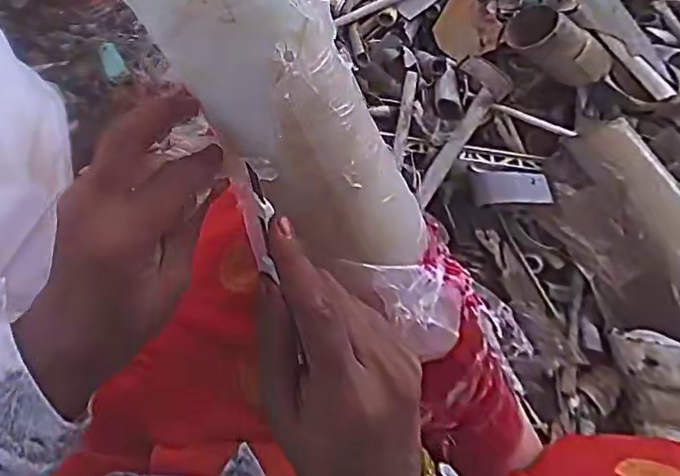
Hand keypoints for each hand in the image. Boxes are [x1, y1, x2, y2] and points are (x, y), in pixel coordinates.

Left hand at [13, 87, 224, 416]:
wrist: (61, 337)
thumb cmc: (123, 324)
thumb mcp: (170, 285)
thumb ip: (189, 226)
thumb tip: (215, 179)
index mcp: (124, 233)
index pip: (171, 180)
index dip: (201, 161)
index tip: (223, 148)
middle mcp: (95, 201)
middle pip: (127, 137)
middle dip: (161, 109)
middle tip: (193, 95)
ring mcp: (77, 192)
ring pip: (113, 139)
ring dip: (146, 118)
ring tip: (179, 104)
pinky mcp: (73, 192)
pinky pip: (108, 156)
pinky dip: (134, 140)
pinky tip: (158, 137)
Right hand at [257, 215, 424, 475]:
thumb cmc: (321, 454)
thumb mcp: (281, 409)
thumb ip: (274, 343)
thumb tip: (270, 281)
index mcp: (348, 389)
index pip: (320, 312)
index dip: (297, 264)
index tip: (278, 225)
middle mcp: (384, 366)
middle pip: (333, 296)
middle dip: (301, 277)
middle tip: (274, 278)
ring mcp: (403, 357)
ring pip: (348, 295)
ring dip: (319, 290)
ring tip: (301, 319)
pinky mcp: (410, 349)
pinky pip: (364, 306)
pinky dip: (339, 303)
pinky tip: (328, 328)